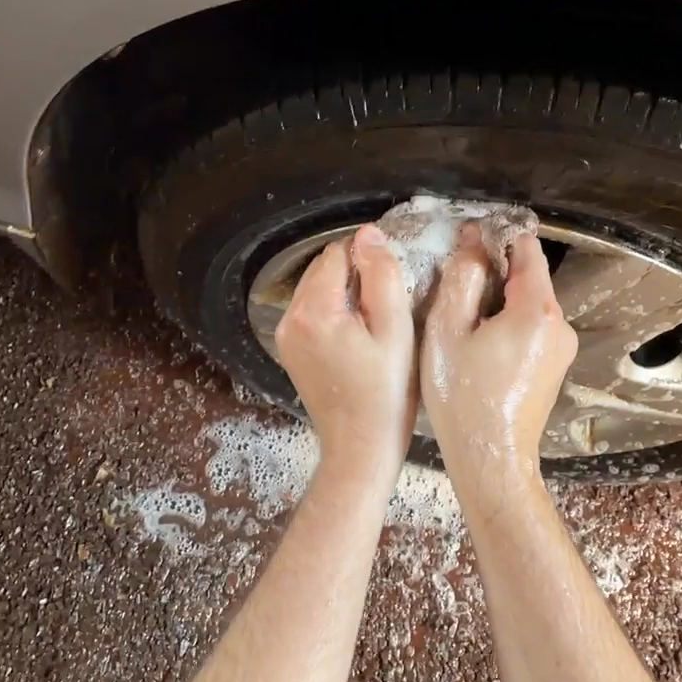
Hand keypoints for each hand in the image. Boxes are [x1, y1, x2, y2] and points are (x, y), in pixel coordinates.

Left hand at [273, 224, 417, 472]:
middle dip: (353, 271)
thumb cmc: (387, 392)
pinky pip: (309, 311)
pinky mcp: (289, 350)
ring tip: (374, 315)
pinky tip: (356, 332)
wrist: (360, 447)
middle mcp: (290, 317)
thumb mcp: (395, 329)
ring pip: (314, 288)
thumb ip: (382, 275)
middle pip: (322, 268)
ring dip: (342, 289)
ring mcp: (285, 335)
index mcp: (315, 309)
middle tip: (387, 295)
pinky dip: (331, 309)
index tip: (392, 274)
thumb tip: (368, 234)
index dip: (367, 255)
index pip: (337, 253)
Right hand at [421, 224, 577, 497]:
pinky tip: (476, 337)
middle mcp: (560, 324)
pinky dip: (506, 320)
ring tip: (459, 311)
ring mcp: (561, 347)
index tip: (466, 237)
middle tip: (452, 279)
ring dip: (498, 297)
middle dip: (494, 269)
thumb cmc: (463, 395)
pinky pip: (531, 326)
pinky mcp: (555, 365)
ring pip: (528, 302)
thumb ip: (461, 278)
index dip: (497, 236)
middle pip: (528, 277)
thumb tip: (472, 240)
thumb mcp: (448, 329)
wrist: (490, 459)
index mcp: (537, 310)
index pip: (526, 250)